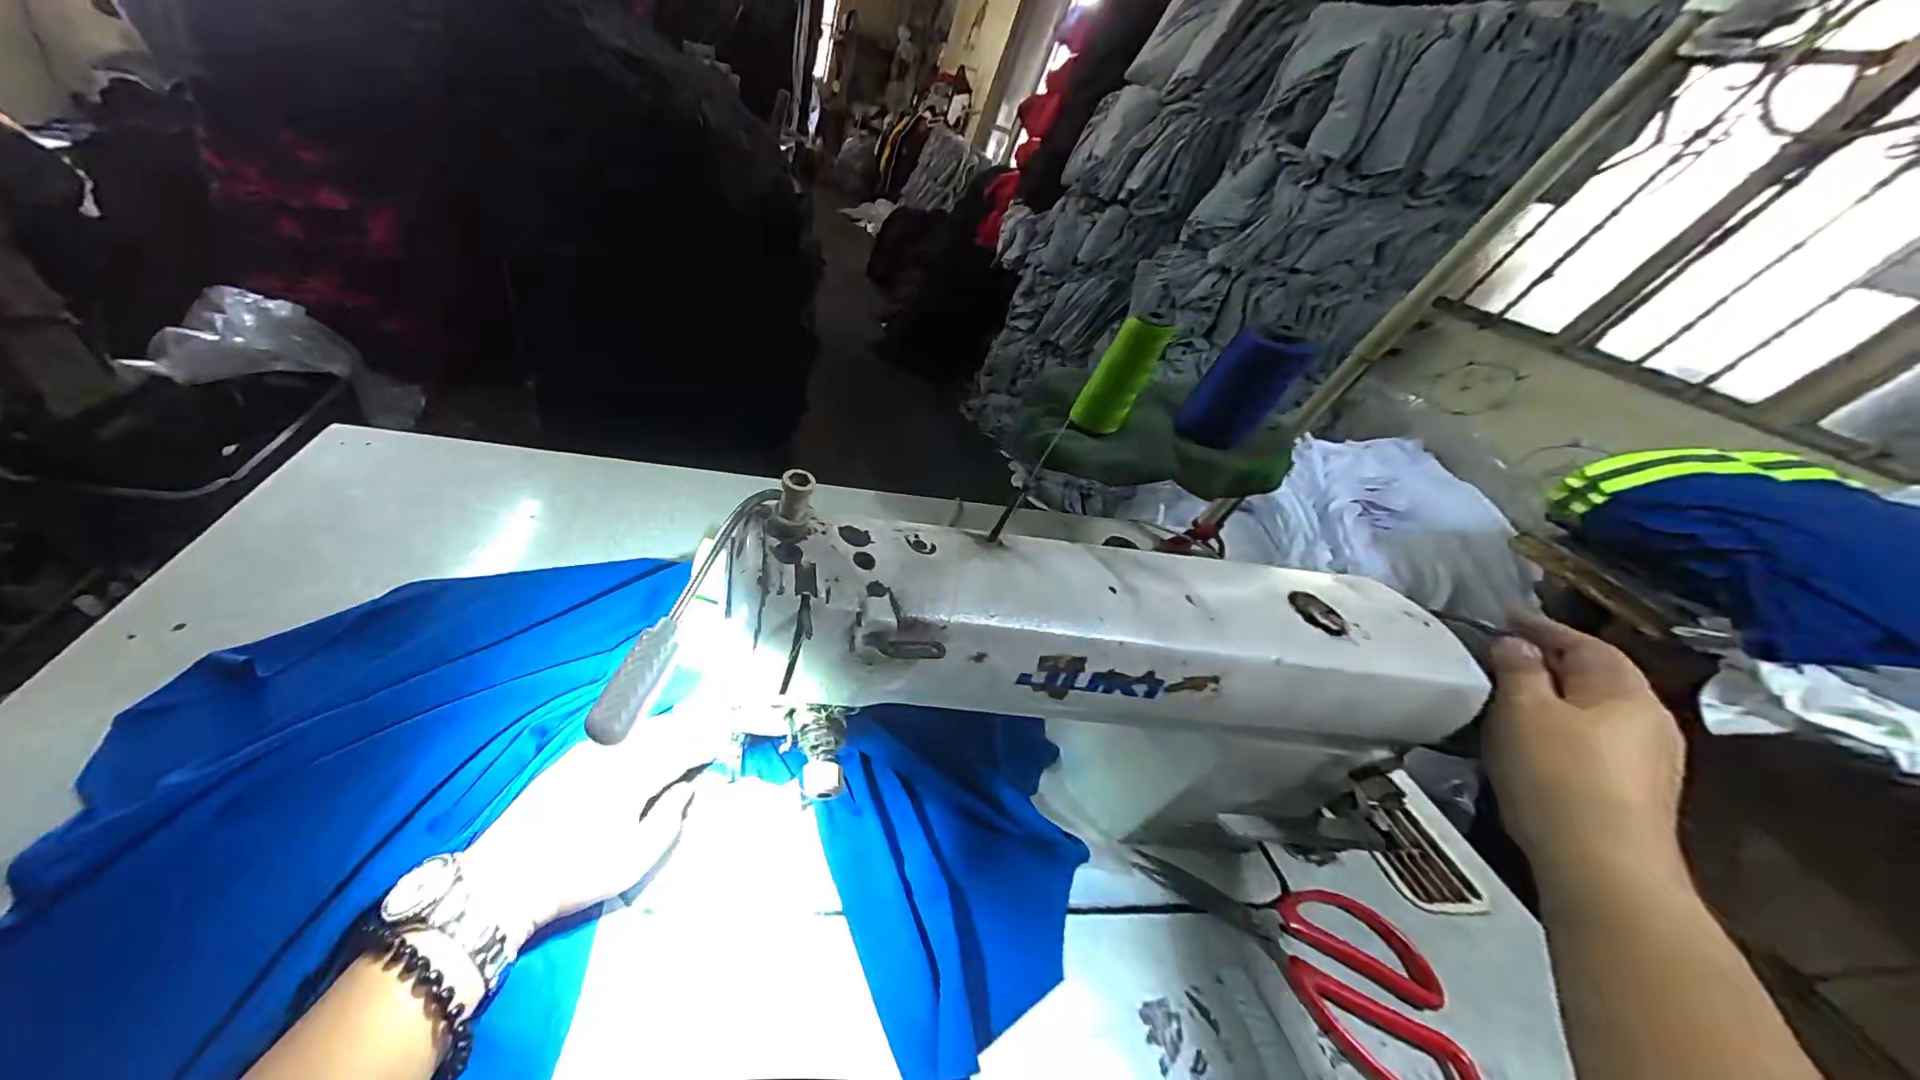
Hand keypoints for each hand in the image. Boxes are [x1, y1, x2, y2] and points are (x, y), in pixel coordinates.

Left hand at [458, 728, 721, 946]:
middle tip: (712, 725)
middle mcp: (613, 757)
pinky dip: (638, 732)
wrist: (503, 880)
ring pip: (637, 731)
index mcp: (634, 778)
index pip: (679, 753)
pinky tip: (643, 735)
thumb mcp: (634, 859)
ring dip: (665, 726)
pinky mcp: (567, 762)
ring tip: (685, 725)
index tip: (721, 743)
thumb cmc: (576, 874)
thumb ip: (667, 820)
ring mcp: (587, 756)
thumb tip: (685, 790)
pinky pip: (614, 736)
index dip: (702, 747)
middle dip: (689, 728)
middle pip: (660, 733)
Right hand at [1483, 614, 1686, 889]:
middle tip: (1506, 652)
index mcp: (1625, 692)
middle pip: (1597, 676)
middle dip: (1554, 661)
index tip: (1505, 615)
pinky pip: (1597, 739)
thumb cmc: (1557, 774)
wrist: (1603, 865)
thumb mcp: (1523, 710)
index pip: (1583, 644)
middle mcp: (1650, 720)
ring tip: (1516, 693)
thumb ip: (1518, 670)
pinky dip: (1567, 726)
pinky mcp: (1638, 791)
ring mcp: (1651, 760)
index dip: (1542, 627)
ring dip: (1559, 696)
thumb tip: (1516, 645)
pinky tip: (1540, 739)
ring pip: (1598, 710)